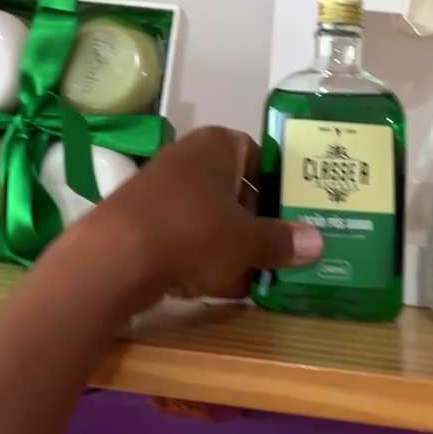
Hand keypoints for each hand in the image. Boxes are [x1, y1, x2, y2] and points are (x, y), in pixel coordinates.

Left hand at [76, 127, 322, 310]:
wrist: (114, 257)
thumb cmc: (193, 231)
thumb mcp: (246, 240)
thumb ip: (281, 241)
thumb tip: (318, 242)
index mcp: (217, 145)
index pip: (257, 155)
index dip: (276, 184)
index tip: (294, 213)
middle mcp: (188, 157)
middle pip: (233, 188)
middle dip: (255, 222)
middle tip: (281, 251)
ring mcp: (162, 188)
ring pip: (209, 216)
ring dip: (230, 245)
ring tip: (256, 276)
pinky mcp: (143, 220)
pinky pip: (184, 236)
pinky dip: (202, 258)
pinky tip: (219, 288)